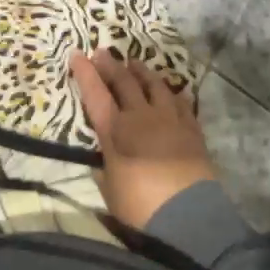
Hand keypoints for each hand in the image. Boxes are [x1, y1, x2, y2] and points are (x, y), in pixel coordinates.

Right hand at [71, 49, 216, 230]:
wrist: (187, 216)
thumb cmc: (140, 206)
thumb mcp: (109, 190)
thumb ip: (105, 168)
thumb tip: (102, 160)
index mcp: (115, 130)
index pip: (95, 94)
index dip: (85, 72)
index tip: (77, 54)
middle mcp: (140, 116)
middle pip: (124, 82)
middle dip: (111, 65)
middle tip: (103, 52)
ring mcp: (169, 120)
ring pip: (154, 85)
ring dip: (142, 72)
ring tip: (135, 63)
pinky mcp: (192, 130)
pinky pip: (181, 103)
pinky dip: (172, 93)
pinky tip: (170, 91)